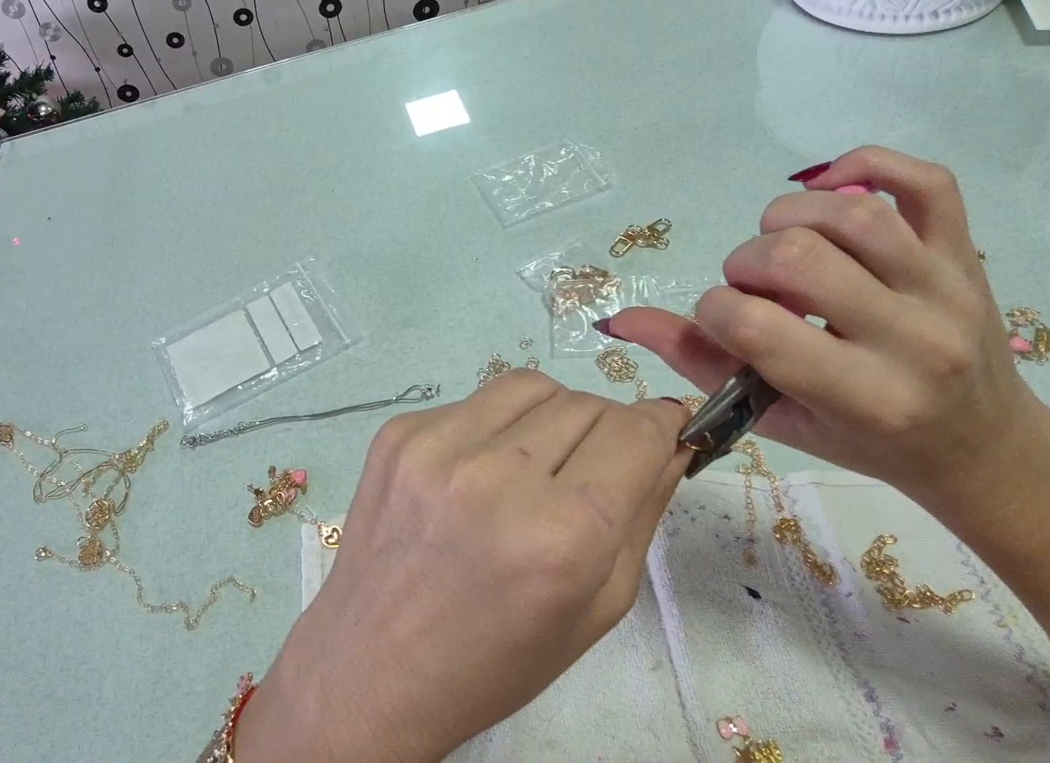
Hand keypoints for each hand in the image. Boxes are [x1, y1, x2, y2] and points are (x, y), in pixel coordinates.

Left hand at [232, 371, 689, 762]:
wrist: (375, 664)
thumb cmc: (498, 658)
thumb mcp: (597, 608)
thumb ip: (643, 513)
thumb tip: (673, 438)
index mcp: (562, 535)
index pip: (636, 432)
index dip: (661, 428)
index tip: (663, 434)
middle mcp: (497, 476)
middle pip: (587, 403)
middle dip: (607, 430)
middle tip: (593, 471)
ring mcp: (437, 446)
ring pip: (532, 386)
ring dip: (551, 415)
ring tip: (535, 465)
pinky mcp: (397, 433)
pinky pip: (474, 403)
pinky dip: (493, 427)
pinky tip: (477, 475)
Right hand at [603, 146, 1049, 515]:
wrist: (981, 445)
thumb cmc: (868, 442)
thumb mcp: (778, 420)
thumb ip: (699, 364)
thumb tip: (619, 320)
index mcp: (863, 395)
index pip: (752, 324)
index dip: (712, 311)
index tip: (721, 321)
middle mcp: (914, 338)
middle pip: (796, 257)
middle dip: (747, 265)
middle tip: (756, 290)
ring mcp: (948, 287)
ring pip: (851, 212)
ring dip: (789, 219)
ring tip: (784, 248)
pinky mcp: (967, 253)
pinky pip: (924, 180)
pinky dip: (866, 164)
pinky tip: (827, 186)